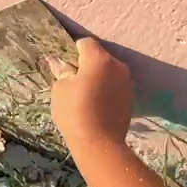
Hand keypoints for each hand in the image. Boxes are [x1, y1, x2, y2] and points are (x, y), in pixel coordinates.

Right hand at [47, 36, 133, 150]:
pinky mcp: (130, 97)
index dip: (73, 50)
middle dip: (87, 63)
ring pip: (109, 71)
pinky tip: (96, 104)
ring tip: (85, 94)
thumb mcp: (61, 90)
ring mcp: (126, 81)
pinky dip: (106, 88)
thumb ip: (61, 71)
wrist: (99, 144)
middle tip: (73, 80)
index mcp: (98, 59)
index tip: (65, 65)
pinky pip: (115, 85)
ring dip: (98, 76)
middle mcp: (117, 65)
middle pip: (99, 56)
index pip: (85, 43)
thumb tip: (56, 61)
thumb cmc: (75, 112)